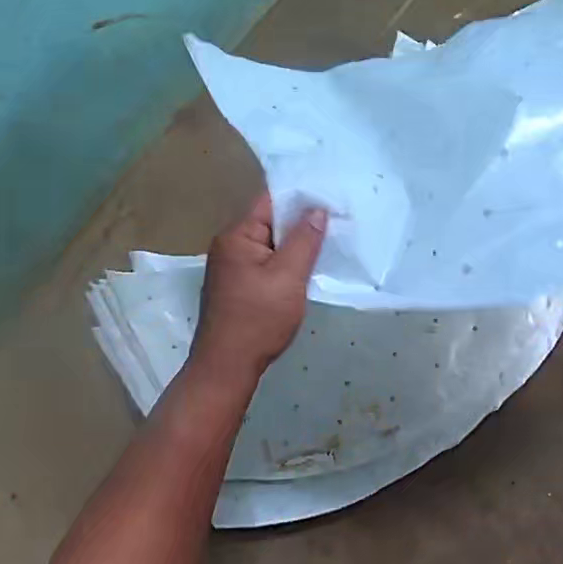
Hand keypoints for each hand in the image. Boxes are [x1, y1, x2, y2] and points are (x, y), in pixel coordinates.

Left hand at [188, 194, 326, 384]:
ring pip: (268, 245)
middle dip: (299, 223)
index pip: (269, 202)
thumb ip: (304, 240)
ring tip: (326, 243)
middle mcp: (229, 245)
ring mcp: (230, 266)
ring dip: (293, 246)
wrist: (227, 366)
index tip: (328, 197)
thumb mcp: (288, 277)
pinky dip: (283, 263)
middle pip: (269, 222)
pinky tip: (304, 269)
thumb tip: (317, 209)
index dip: (299, 198)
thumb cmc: (258, 319)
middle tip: (335, 220)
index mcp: (236, 236)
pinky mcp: (236, 285)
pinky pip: (264, 263)